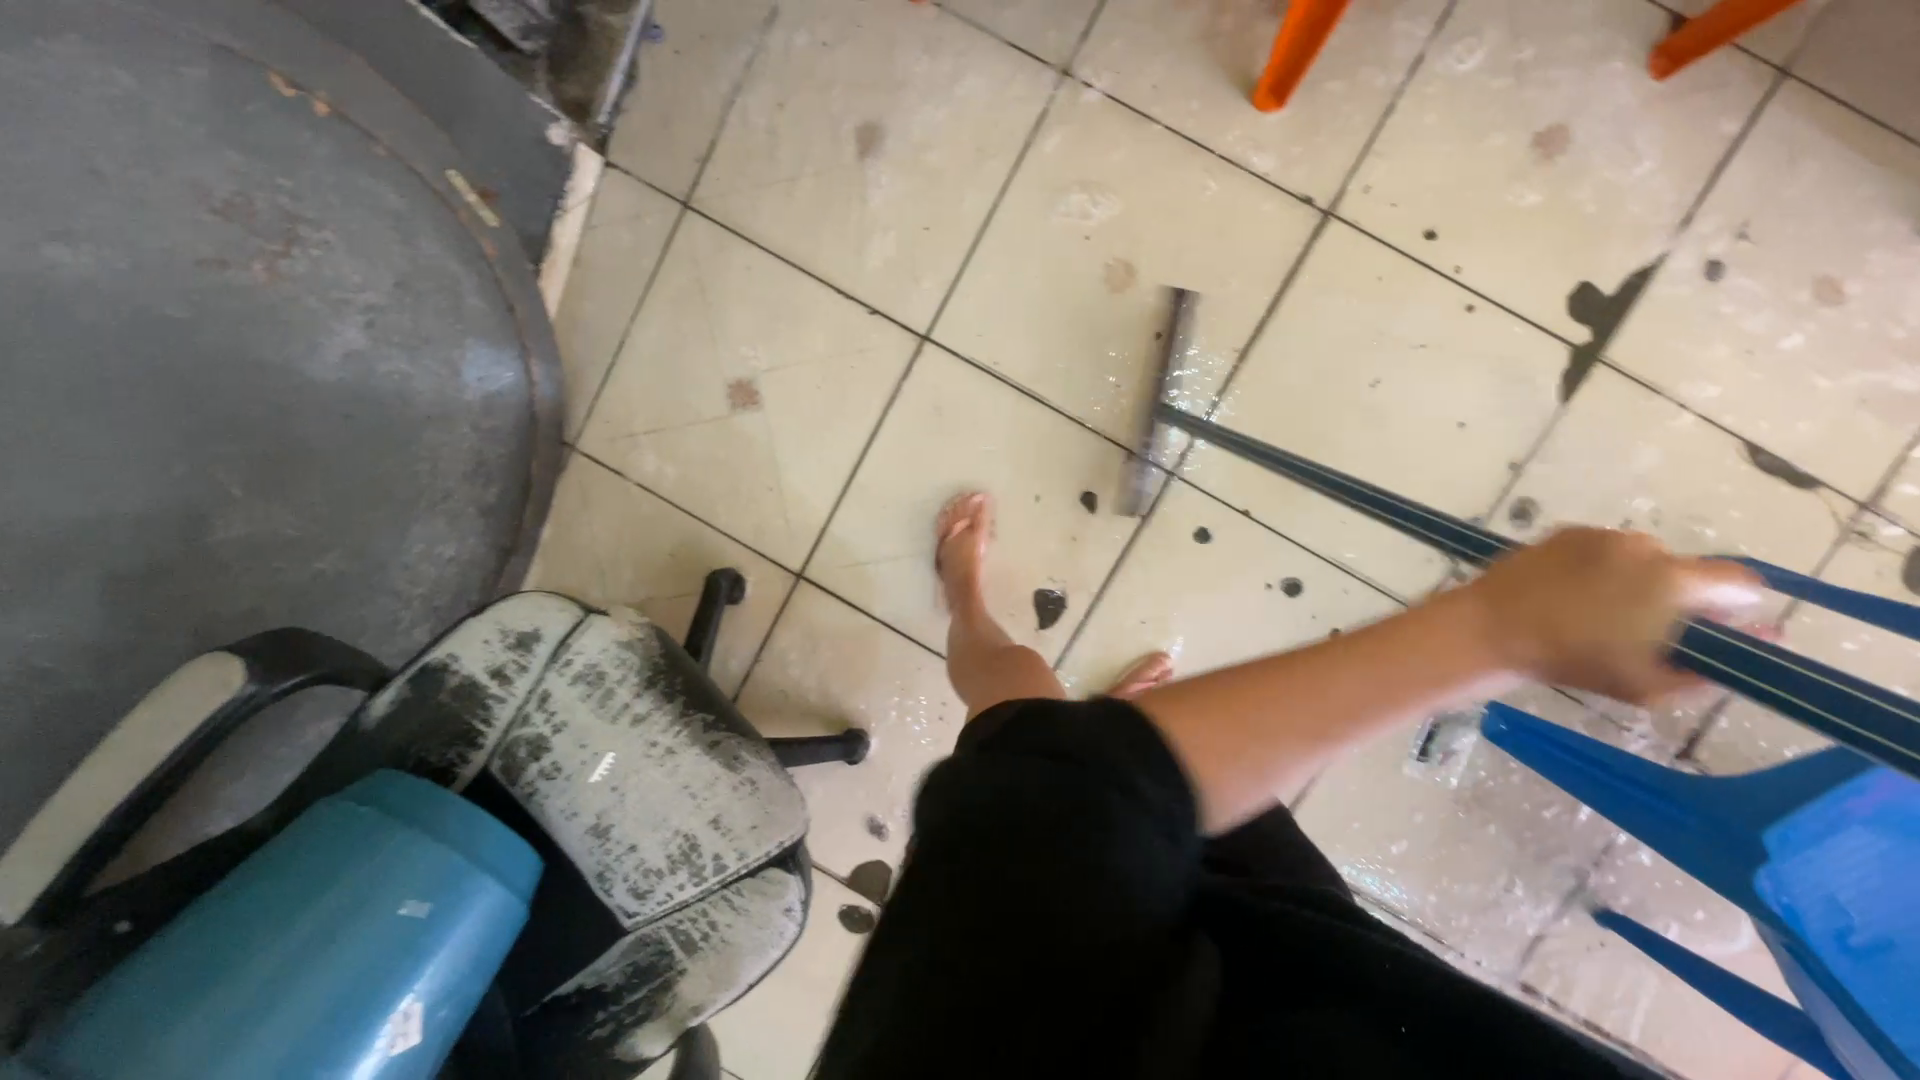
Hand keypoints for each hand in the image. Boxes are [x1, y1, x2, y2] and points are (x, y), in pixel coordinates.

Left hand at [1463, 526, 1764, 704]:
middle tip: (1651, 625)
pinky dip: (1601, 568)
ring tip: (1604, 611)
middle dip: (1680, 595)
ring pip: (1642, 557)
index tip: (1722, 625)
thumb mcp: (1649, 684)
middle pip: (1685, 568)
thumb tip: (1762, 641)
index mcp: (1671, 578)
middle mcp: (1640, 546)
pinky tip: (1575, 594)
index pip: (1737, 579)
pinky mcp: (1564, 532)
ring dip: (1638, 580)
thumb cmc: (1571, 660)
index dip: (1738, 603)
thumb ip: (1713, 667)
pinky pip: (1602, 549)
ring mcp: (1598, 534)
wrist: (1491, 630)